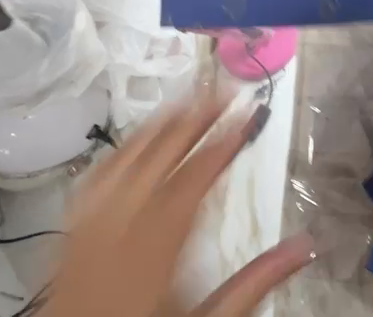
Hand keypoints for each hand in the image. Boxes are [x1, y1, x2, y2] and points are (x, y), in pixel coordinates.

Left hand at [44, 91, 313, 316]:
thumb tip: (305, 247)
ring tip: (188, 100)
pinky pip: (90, 184)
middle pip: (152, 163)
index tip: (247, 116)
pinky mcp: (67, 244)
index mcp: (150, 259)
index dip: (220, 145)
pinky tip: (135, 140)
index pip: (189, 185)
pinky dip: (119, 152)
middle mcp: (111, 241)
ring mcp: (82, 239)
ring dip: (156, 126)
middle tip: (224, 89)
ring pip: (119, 166)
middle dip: (191, 119)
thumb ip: (254, 282)